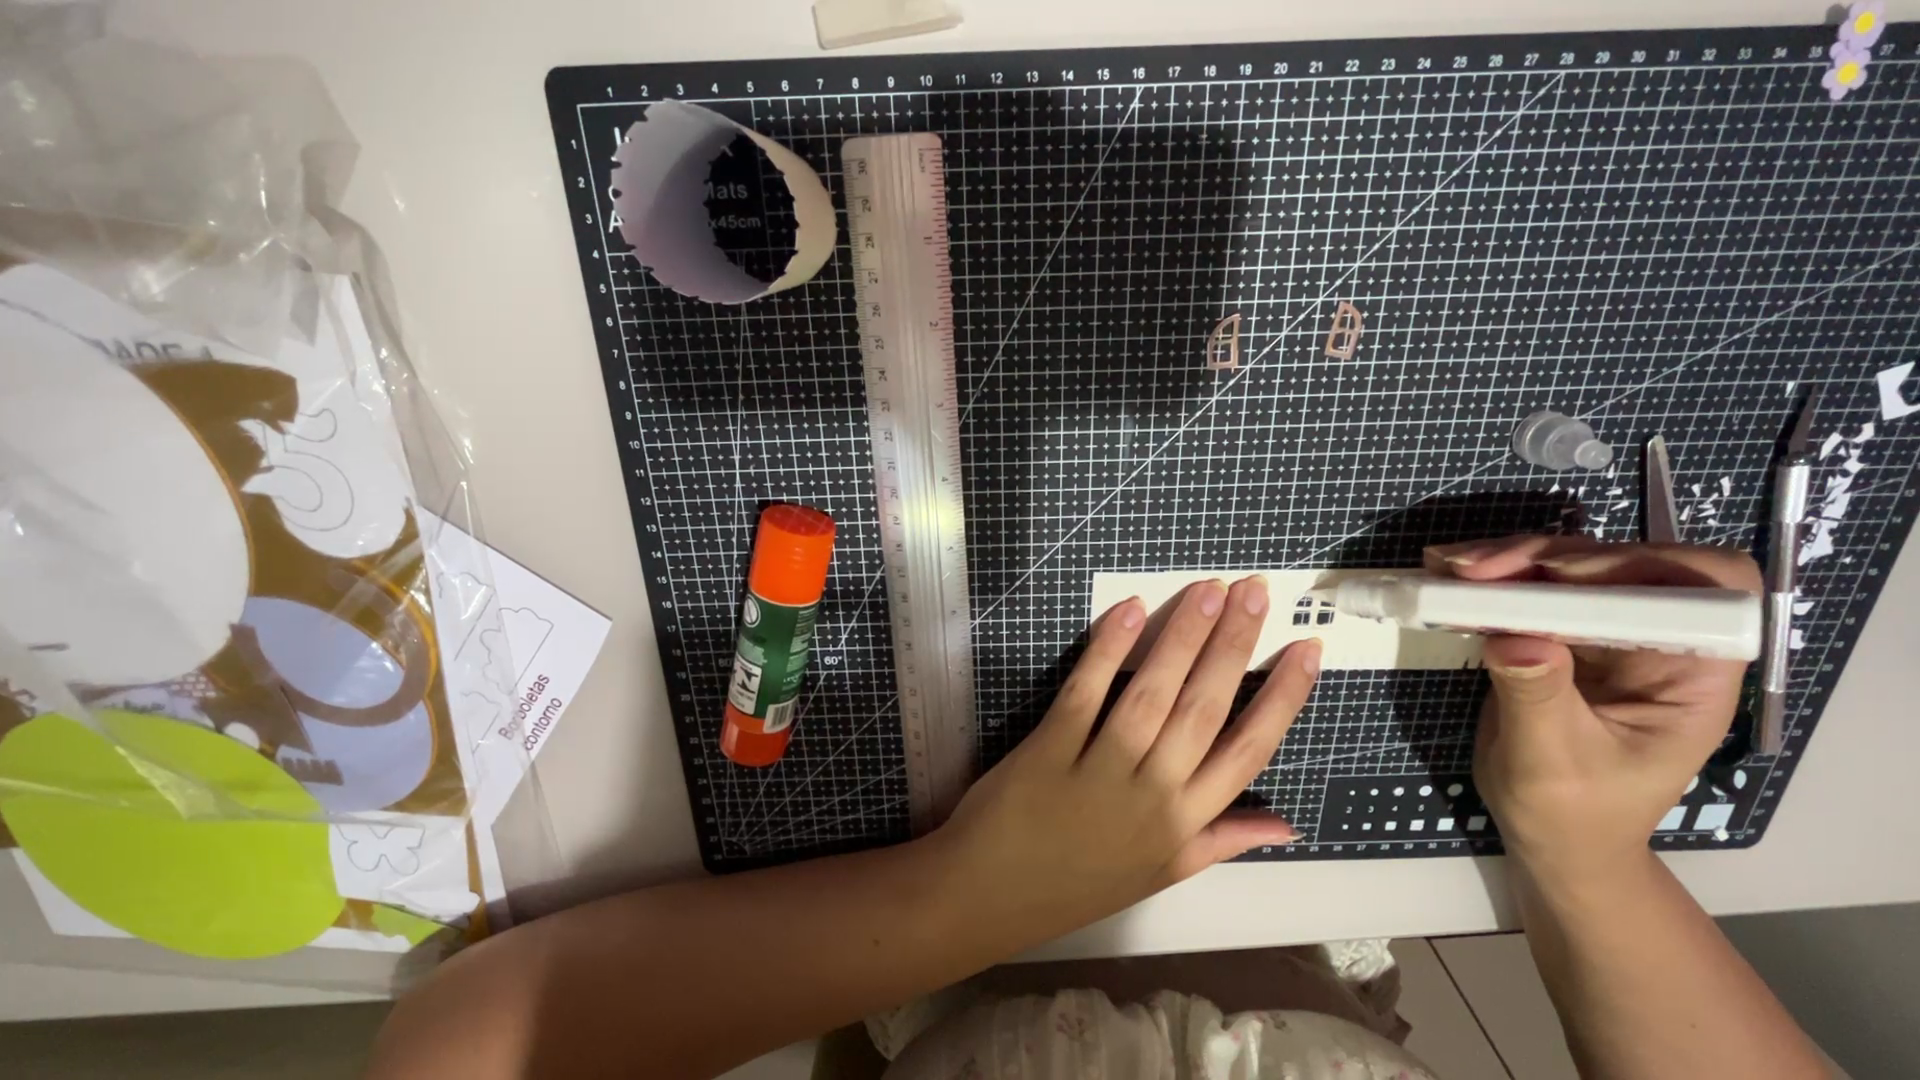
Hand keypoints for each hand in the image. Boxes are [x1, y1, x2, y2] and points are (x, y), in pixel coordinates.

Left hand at [934, 576, 1320, 940]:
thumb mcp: (1160, 873)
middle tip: (1254, 590)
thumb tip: (1287, 823)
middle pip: (1204, 708)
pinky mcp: (1049, 749)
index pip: (1248, 751)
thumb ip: (1220, 840)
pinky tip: (1131, 610)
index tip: (1305, 649)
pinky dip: (1109, 650)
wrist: (989, 896)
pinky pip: (1086, 692)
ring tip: (1208, 590)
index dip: (1282, 698)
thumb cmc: (1078, 882)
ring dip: (1183, 637)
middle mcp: (1152, 795)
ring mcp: (1099, 770)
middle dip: (1234, 646)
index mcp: (1184, 823)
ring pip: (1152, 695)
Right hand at [1425, 536, 1761, 881]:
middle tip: (1471, 567)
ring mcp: (1605, 634)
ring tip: (1444, 567)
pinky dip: (1487, 579)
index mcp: (1691, 673)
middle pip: (1623, 564)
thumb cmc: (1572, 814)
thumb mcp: (1550, 763)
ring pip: (1569, 568)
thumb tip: (1515, 638)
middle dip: (1547, 557)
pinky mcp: (1559, 634)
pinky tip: (1442, 576)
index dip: (1639, 566)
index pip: (1705, 588)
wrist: (1551, 837)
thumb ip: (1537, 699)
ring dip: (1508, 561)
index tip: (1556, 575)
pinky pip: (1530, 590)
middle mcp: (1658, 641)